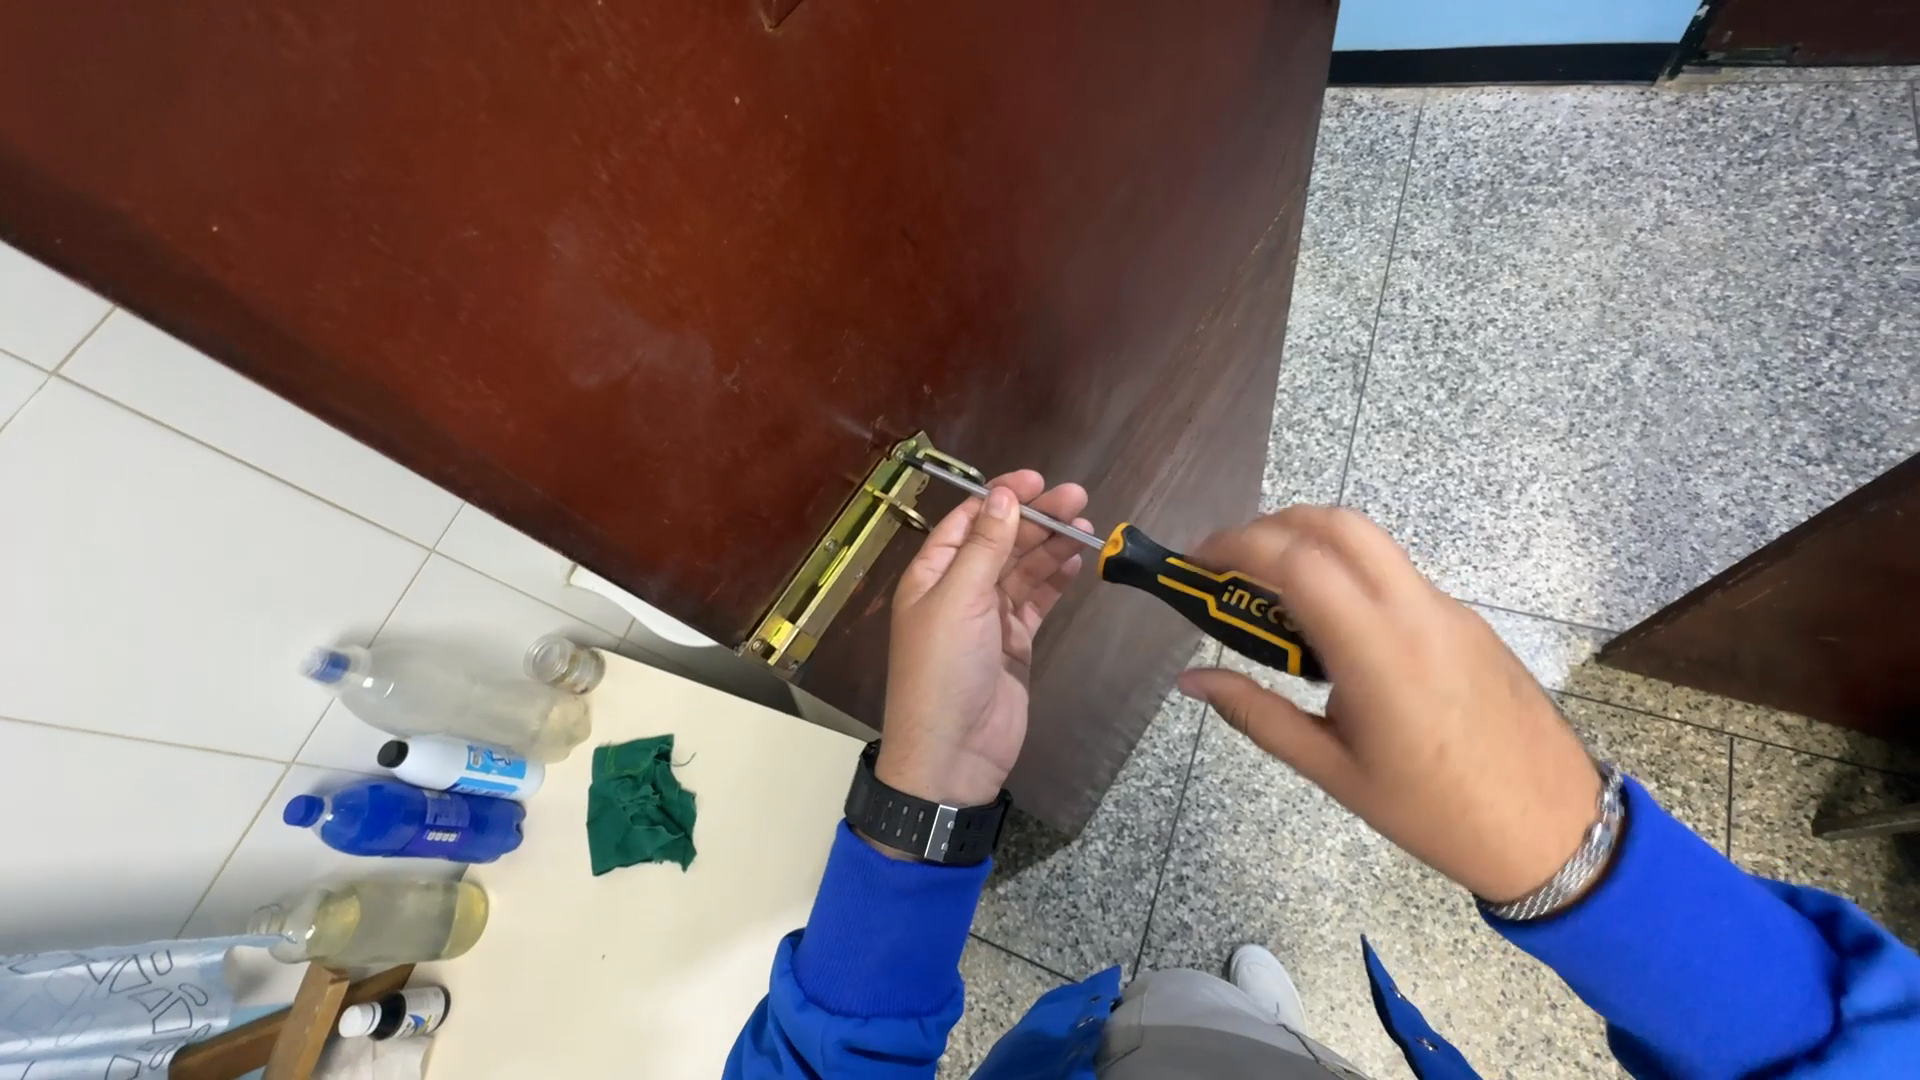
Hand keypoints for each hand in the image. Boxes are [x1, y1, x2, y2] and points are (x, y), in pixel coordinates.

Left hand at [877, 470, 1090, 807]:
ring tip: (1086, 524)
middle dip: (1036, 518)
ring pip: (1022, 569)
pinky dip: (1054, 581)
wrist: (954, 753)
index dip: (1001, 497)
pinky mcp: (1013, 642)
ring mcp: (987, 617)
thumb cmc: (944, 670)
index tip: (1038, 481)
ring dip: (1050, 546)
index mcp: (932, 574)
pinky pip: (1035, 601)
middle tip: (1077, 499)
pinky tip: (1076, 562)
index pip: (968, 521)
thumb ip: (984, 547)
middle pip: (1000, 541)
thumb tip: (1002, 496)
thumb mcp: (959, 600)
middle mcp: (958, 589)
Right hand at [1176, 506, 1600, 903]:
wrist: (1559, 832)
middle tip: (1231, 562)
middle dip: (1272, 525)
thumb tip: (1191, 680)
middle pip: (1337, 525)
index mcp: (1378, 651)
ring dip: (1310, 543)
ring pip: (1370, 542)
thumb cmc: (1432, 810)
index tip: (1198, 559)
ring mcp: (1447, 610)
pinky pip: (1394, 573)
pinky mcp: (1465, 619)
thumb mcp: (1329, 769)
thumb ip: (1254, 714)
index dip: (1239, 545)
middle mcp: (1415, 611)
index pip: (1300, 562)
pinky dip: (1345, 572)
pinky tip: (1331, 629)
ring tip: (1272, 590)